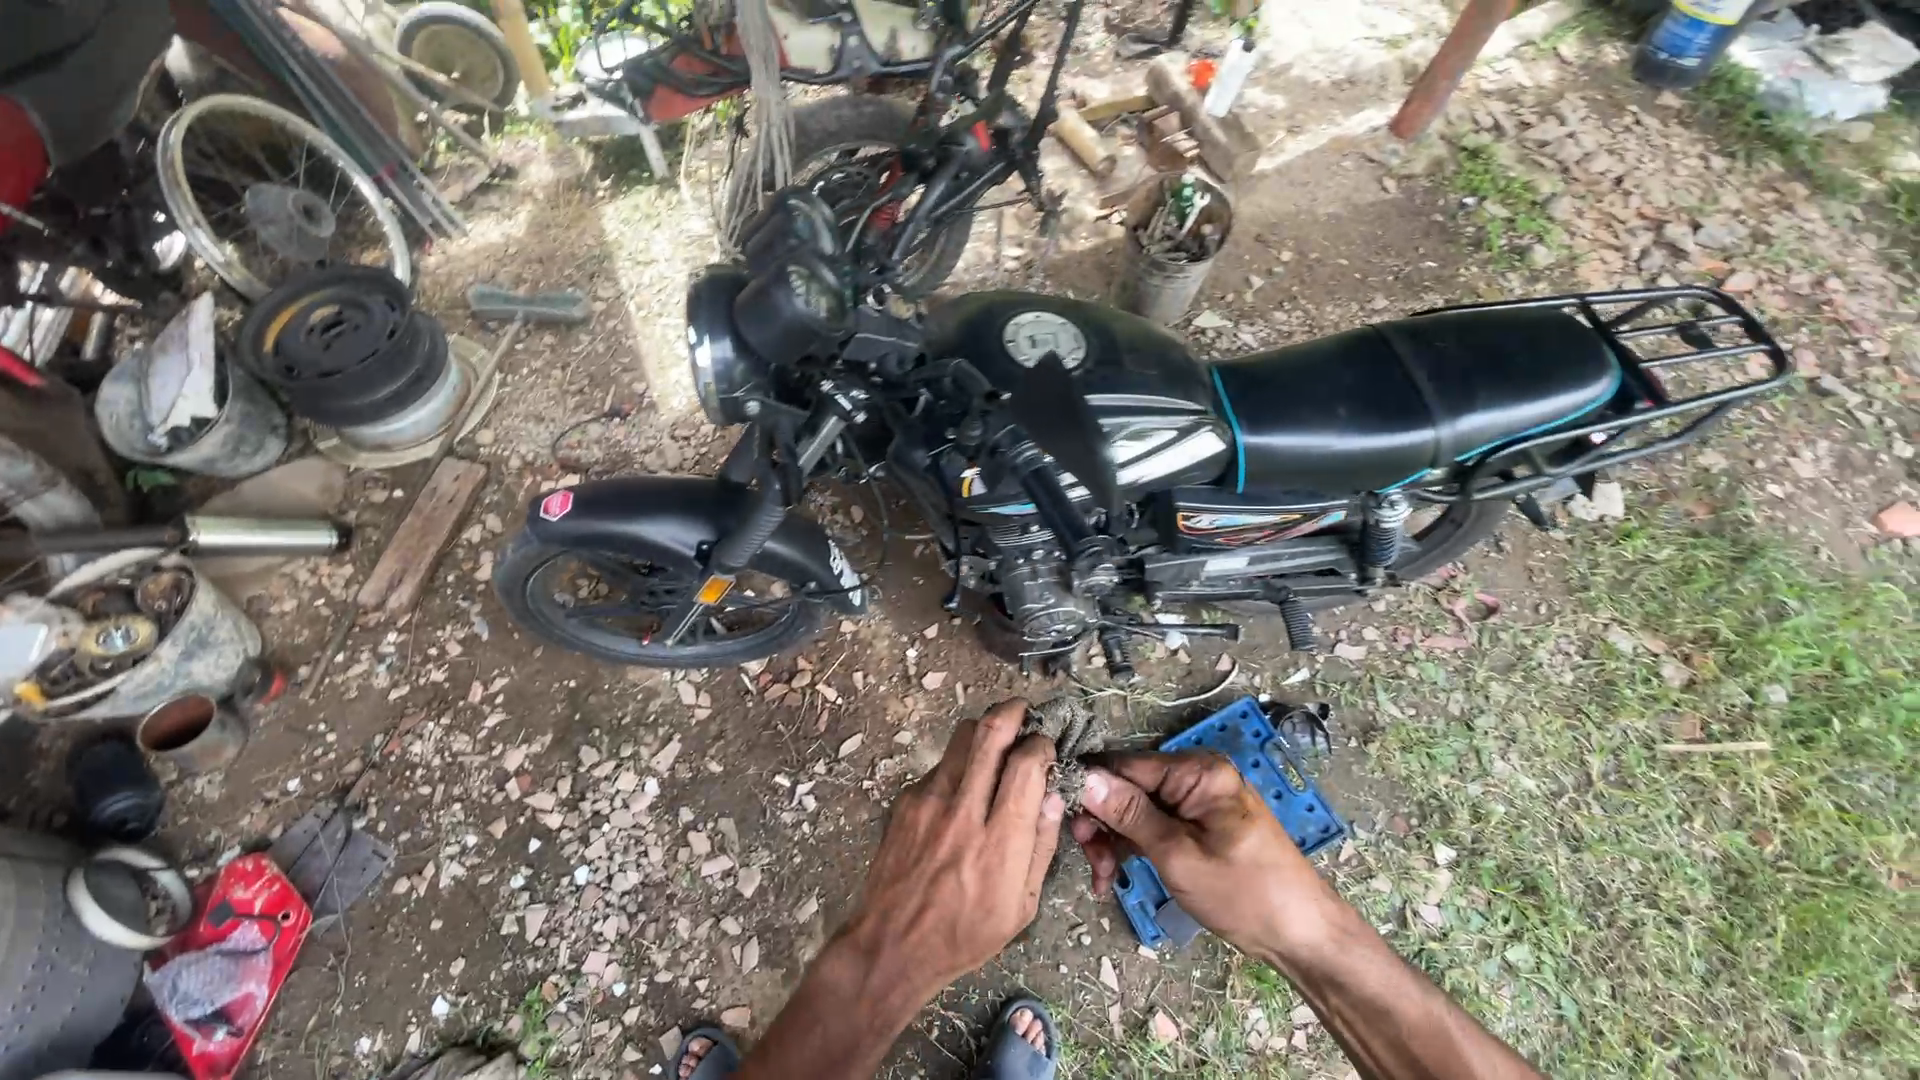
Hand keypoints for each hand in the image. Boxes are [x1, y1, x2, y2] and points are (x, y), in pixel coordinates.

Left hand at [840, 699, 1065, 1002]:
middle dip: (1012, 712)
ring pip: (961, 738)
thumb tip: (1053, 795)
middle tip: (1024, 711)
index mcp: (999, 842)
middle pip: (989, 733)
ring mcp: (928, 801)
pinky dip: (959, 765)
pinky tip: (963, 789)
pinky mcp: (905, 801)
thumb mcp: (1021, 907)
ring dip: (984, 730)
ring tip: (997, 742)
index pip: (1026, 765)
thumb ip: (1041, 846)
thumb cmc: (965, 934)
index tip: (1047, 747)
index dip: (1041, 744)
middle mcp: (962, 812)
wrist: (892, 944)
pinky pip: (940, 766)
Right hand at [1070, 752, 1335, 958]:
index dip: (1090, 789)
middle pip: (1126, 787)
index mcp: (1197, 771)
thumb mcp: (1178, 855)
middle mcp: (1194, 776)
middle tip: (1090, 860)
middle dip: (1102, 823)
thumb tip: (1084, 777)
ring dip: (1113, 842)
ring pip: (1133, 810)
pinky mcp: (1194, 825)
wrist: (1302, 937)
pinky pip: (1151, 827)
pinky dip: (1132, 849)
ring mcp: (1195, 801)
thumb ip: (1129, 813)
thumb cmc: (1245, 892)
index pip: (1124, 764)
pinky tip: (1116, 877)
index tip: (1062, 818)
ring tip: (1105, 879)